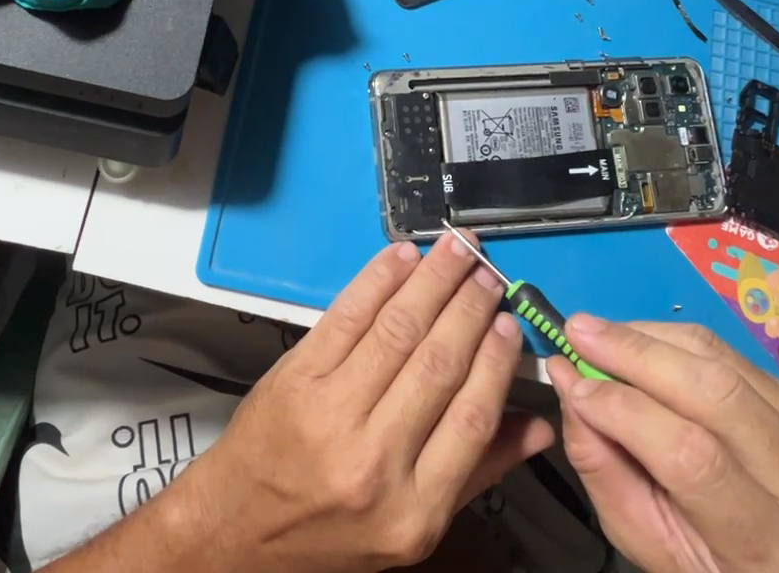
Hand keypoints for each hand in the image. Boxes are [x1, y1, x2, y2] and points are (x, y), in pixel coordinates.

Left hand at [170, 235, 555, 572]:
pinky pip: (346, 316)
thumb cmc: (332, 529)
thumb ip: (477, 473)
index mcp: (414, 507)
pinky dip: (377, 280)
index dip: (496, 361)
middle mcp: (375, 458)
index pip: (472, 417)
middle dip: (468, 307)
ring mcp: (330, 411)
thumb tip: (538, 425)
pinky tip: (402, 258)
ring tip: (457, 249)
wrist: (240, 525)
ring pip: (396, 331)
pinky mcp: (297, 375)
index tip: (510, 322)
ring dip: (432, 281)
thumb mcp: (411, 527)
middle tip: (489, 271)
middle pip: (436, 364)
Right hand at [546, 318, 778, 572]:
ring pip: (728, 363)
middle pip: (718, 394)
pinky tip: (643, 345)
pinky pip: (741, 359)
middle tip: (577, 329)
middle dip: (636, 353)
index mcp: (772, 548)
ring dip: (652, 337)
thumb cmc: (708, 567)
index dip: (624, 409)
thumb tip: (566, 378)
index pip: (693, 457)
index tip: (571, 380)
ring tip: (600, 332)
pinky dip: (680, 343)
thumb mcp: (645, 540)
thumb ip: (600, 463)